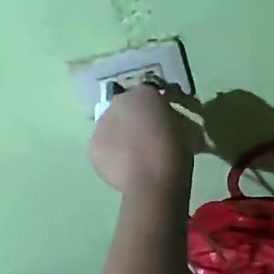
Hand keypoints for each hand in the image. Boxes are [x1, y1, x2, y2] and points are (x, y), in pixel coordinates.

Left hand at [88, 83, 202, 194]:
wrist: (153, 180)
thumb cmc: (175, 153)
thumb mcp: (181, 127)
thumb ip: (167, 118)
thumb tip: (160, 122)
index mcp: (145, 94)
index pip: (148, 94)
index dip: (154, 109)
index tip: (161, 123)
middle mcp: (119, 102)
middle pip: (124, 107)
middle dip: (132, 119)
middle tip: (144, 139)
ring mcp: (102, 123)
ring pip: (110, 126)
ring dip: (118, 135)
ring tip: (131, 156)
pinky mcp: (92, 146)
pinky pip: (102, 146)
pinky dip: (109, 154)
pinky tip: (121, 167)